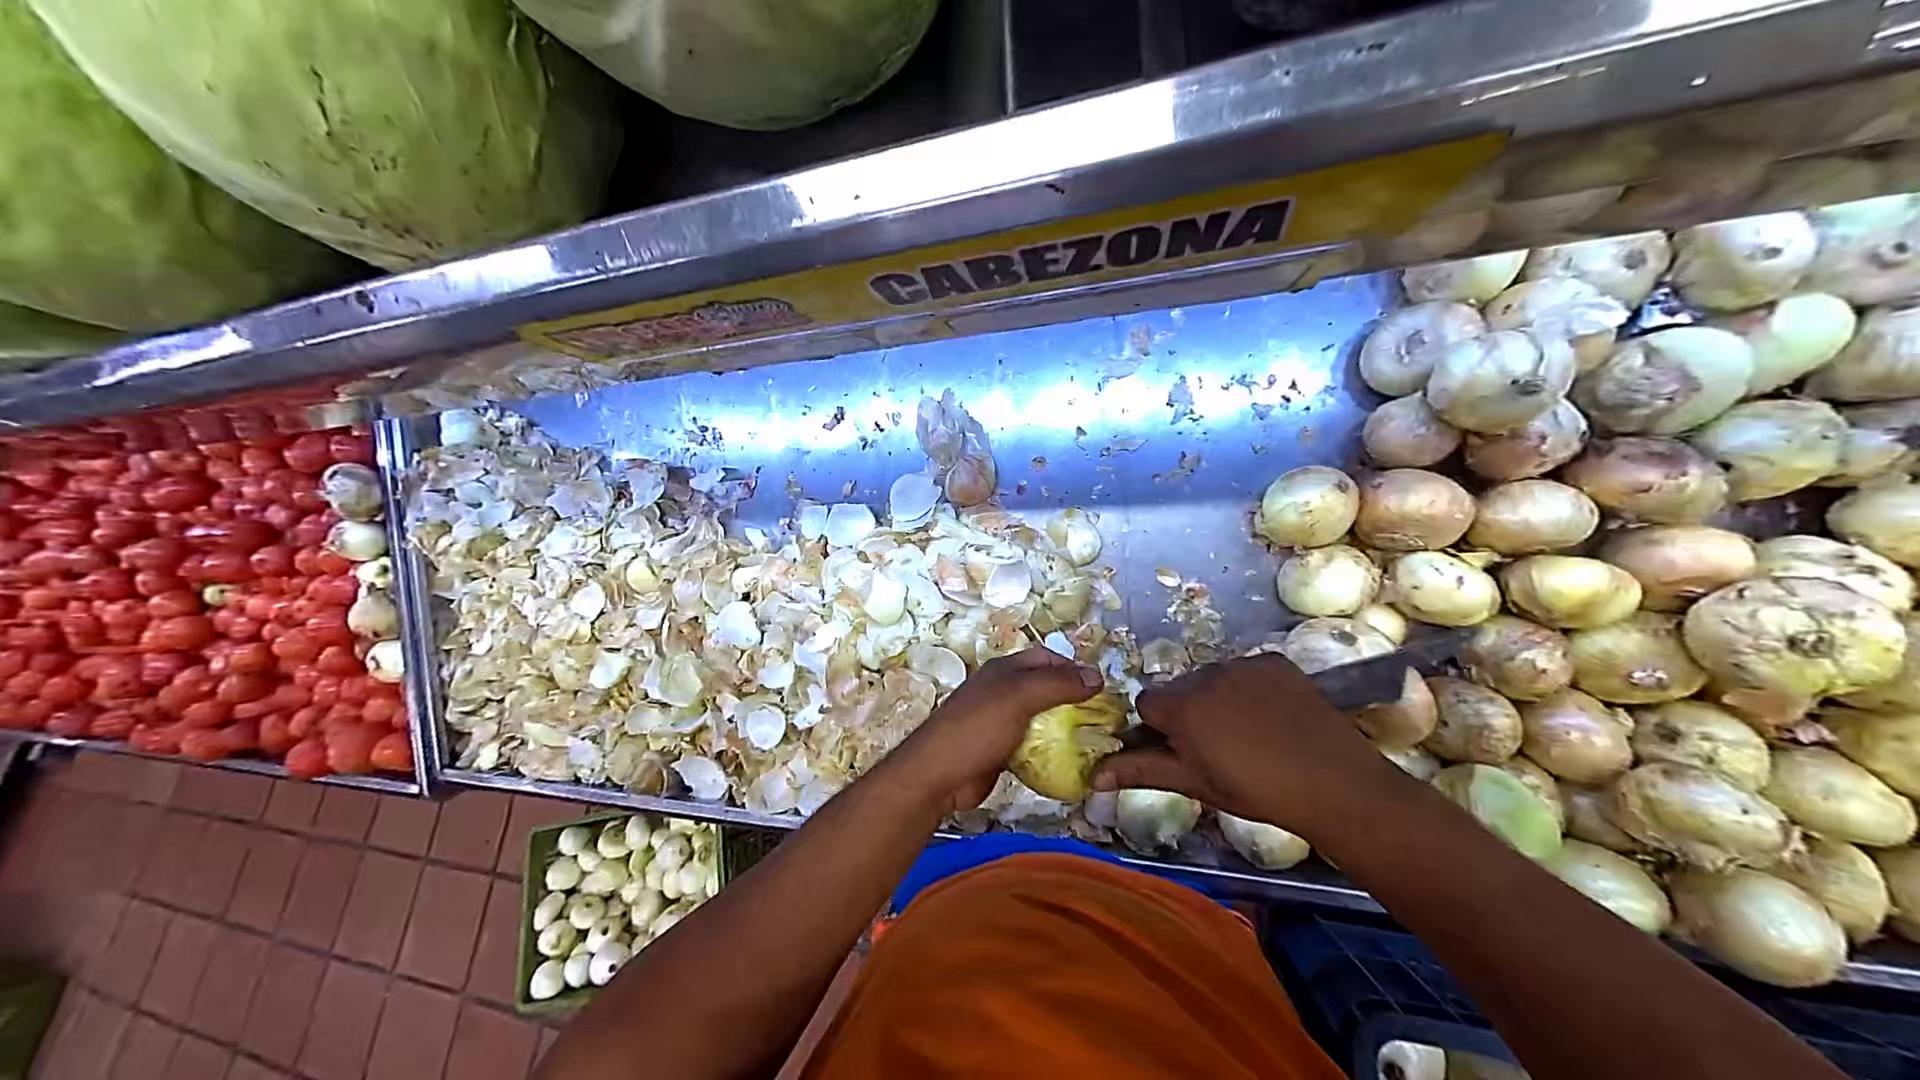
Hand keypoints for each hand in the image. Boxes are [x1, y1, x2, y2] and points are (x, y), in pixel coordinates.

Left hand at [882, 648, 1104, 816]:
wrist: (939, 776)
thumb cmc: (975, 729)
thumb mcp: (1019, 697)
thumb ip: (1057, 684)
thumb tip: (1096, 675)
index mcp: (1004, 670)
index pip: (1046, 658)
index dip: (1073, 667)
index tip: (1100, 688)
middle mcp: (1002, 690)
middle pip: (1045, 686)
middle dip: (1072, 698)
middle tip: (1101, 716)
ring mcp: (1000, 721)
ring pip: (1040, 717)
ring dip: (1064, 725)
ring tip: (1093, 739)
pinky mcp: (1000, 749)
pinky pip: (1033, 743)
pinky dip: (1051, 749)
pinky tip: (1069, 760)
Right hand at [1090, 653, 1411, 840]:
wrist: (1336, 784)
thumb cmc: (1256, 790)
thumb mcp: (1194, 784)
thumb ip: (1141, 771)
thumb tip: (1094, 775)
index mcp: (1181, 706)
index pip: (1147, 703)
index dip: (1160, 728)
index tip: (1182, 750)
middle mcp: (1206, 674)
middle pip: (1180, 688)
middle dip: (1188, 712)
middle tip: (1217, 748)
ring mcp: (1243, 664)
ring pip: (1212, 678)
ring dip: (1218, 699)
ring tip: (1249, 734)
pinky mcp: (1275, 661)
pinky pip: (1247, 670)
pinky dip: (1250, 689)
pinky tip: (1272, 717)